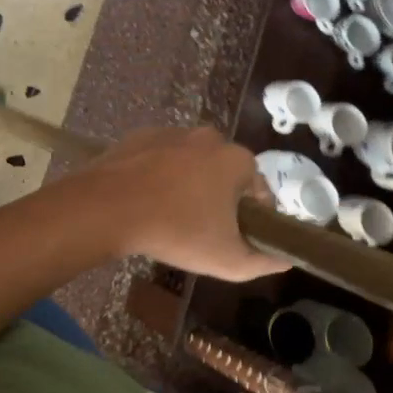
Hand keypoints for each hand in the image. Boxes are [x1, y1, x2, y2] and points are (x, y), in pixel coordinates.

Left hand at [54, 127, 288, 282]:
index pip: (259, 191)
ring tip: (173, 216)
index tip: (236, 237)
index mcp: (235, 158)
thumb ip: (268, 260)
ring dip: (189, 185)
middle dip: (220, 198)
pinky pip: (160, 159)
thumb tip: (285, 256)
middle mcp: (205, 136)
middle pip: (224, 173)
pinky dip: (160, 175)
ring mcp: (168, 132)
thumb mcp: (233, 260)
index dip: (253, 218)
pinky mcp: (137, 136)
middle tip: (205, 229)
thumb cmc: (177, 230)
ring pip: (191, 164)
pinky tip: (148, 199)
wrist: (107, 206)